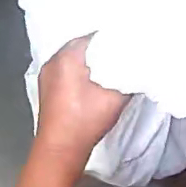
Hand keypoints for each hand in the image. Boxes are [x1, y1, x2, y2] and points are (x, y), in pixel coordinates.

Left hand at [34, 36, 127, 158]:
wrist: (60, 150)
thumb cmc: (86, 120)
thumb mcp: (116, 97)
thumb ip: (129, 78)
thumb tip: (139, 66)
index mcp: (67, 56)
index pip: (94, 36)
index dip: (112, 38)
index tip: (128, 43)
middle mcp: (53, 60)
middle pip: (81, 46)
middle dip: (101, 50)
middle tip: (121, 54)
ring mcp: (46, 74)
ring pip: (72, 59)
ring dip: (89, 62)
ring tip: (110, 68)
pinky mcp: (46, 88)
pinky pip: (65, 70)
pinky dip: (79, 71)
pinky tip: (92, 82)